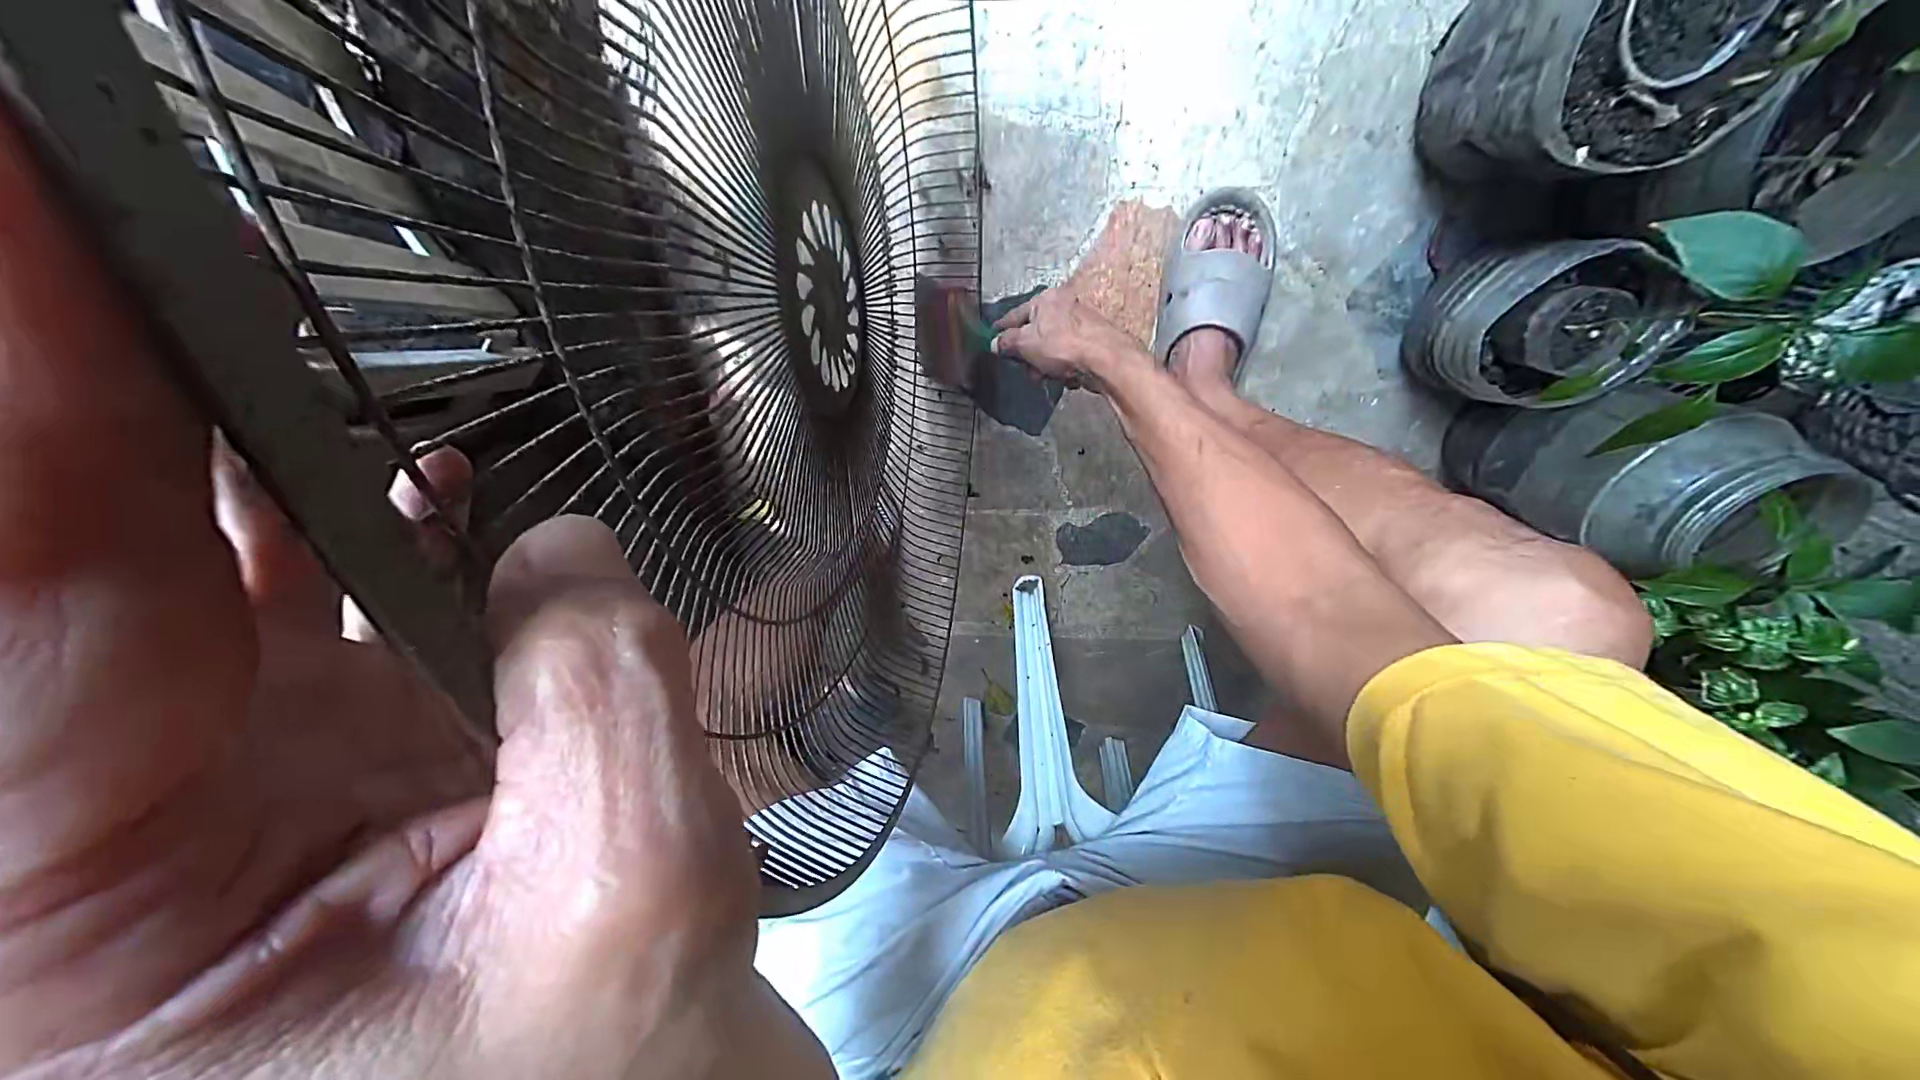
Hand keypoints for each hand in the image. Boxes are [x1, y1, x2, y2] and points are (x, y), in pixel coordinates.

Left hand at [0, 110, 826, 1075]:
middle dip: (94, 362)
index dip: (15, 359)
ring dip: (235, 423)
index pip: (11, 590)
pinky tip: (417, 448)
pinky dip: (365, 507)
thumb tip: (567, 539)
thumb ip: (604, 694)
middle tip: (110, 175)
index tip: (23, 156)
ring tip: (271, 283)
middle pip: (64, 552)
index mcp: (83, 943)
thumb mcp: (633, 900)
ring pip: (193, 559)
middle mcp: (111, 850)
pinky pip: (314, 592)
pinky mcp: (340, 758)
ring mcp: (236, 792)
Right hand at [990, 285, 1151, 387]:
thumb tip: (996, 343)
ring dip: (1045, 364)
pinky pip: (1068, 354)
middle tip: (1027, 369)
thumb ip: (1006, 343)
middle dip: (1028, 354)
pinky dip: (1063, 366)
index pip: (1015, 314)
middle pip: (1035, 332)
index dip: (1001, 329)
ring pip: (1052, 346)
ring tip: (1047, 376)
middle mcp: (1064, 305)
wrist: (1105, 358)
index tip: (992, 339)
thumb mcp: (1024, 344)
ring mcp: (1080, 322)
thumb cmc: (1061, 346)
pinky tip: (1066, 376)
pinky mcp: (1093, 340)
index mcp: (1045, 299)